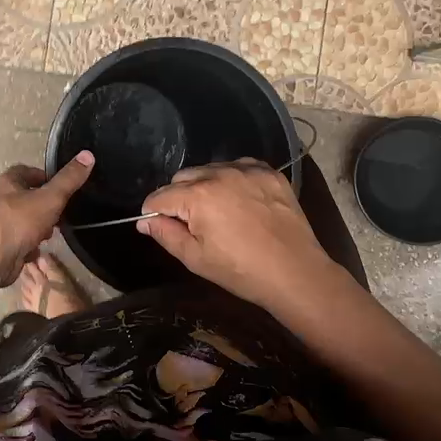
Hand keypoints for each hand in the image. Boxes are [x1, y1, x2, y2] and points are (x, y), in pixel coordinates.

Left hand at [0, 152, 94, 276]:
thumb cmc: (19, 223)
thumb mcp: (50, 198)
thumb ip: (69, 179)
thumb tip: (87, 155)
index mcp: (8, 182)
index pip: (28, 171)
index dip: (45, 176)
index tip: (63, 187)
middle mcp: (1, 200)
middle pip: (29, 197)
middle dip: (47, 206)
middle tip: (61, 213)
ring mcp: (1, 223)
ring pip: (27, 220)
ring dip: (41, 227)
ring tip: (50, 234)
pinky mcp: (3, 244)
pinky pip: (22, 240)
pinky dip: (31, 245)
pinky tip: (38, 250)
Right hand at [137, 160, 332, 305]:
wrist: (295, 273)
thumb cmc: (241, 271)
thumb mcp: (195, 258)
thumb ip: (165, 234)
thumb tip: (144, 220)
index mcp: (198, 196)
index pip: (159, 196)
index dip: (153, 213)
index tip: (159, 226)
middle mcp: (219, 174)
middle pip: (182, 178)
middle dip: (179, 198)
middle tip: (193, 224)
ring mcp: (247, 170)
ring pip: (209, 169)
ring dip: (205, 187)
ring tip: (219, 213)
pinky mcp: (269, 173)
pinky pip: (238, 167)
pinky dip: (232, 179)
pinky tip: (241, 201)